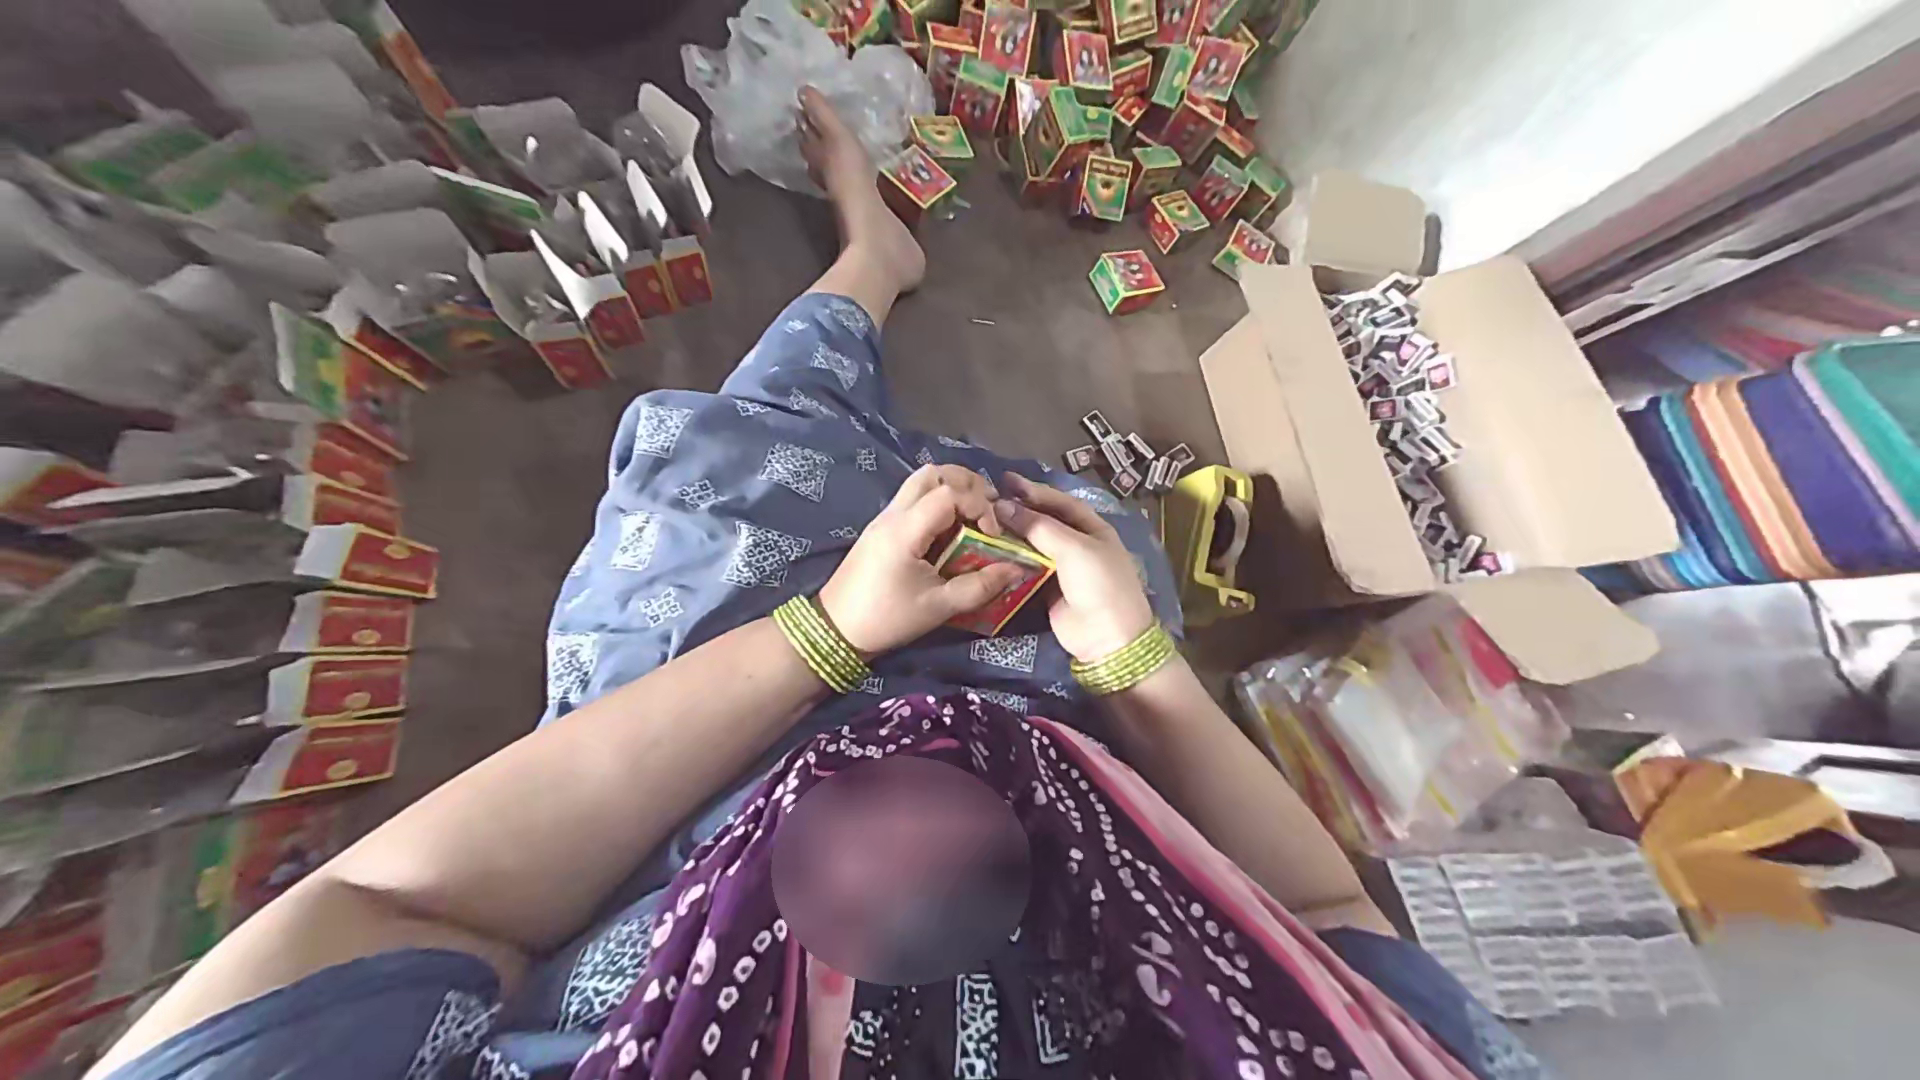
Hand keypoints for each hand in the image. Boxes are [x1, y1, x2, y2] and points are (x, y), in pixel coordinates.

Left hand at [817, 465, 1027, 654]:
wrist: (835, 629)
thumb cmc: (887, 619)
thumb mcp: (939, 607)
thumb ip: (981, 586)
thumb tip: (1017, 570)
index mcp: (905, 530)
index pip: (949, 493)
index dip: (979, 506)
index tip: (992, 535)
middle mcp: (893, 514)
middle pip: (933, 473)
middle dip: (967, 484)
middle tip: (988, 511)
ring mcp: (884, 517)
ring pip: (920, 481)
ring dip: (951, 489)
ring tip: (972, 516)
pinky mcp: (881, 527)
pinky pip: (912, 498)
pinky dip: (937, 501)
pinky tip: (950, 528)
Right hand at [993, 473, 1155, 663]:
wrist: (1107, 637)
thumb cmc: (1097, 583)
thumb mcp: (1072, 547)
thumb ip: (1038, 526)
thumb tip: (1003, 506)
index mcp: (1093, 528)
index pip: (1060, 502)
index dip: (1034, 491)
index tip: (1005, 481)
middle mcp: (1078, 544)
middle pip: (1045, 522)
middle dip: (1020, 511)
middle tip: (990, 499)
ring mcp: (1063, 568)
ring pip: (1033, 544)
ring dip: (1012, 535)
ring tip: (985, 522)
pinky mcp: (1048, 588)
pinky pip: (1027, 567)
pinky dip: (1011, 559)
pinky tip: (990, 551)